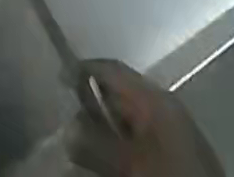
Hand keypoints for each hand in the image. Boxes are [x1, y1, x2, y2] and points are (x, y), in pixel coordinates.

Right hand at [69, 59, 223, 176]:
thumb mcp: (129, 164)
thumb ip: (95, 143)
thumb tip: (67, 128)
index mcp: (155, 98)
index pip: (113, 69)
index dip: (84, 70)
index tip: (59, 80)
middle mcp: (163, 108)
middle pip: (119, 95)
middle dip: (91, 106)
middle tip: (65, 119)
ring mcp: (172, 133)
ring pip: (127, 122)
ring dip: (103, 131)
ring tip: (79, 145)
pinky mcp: (174, 156)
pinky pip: (138, 142)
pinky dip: (119, 147)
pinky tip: (105, 161)